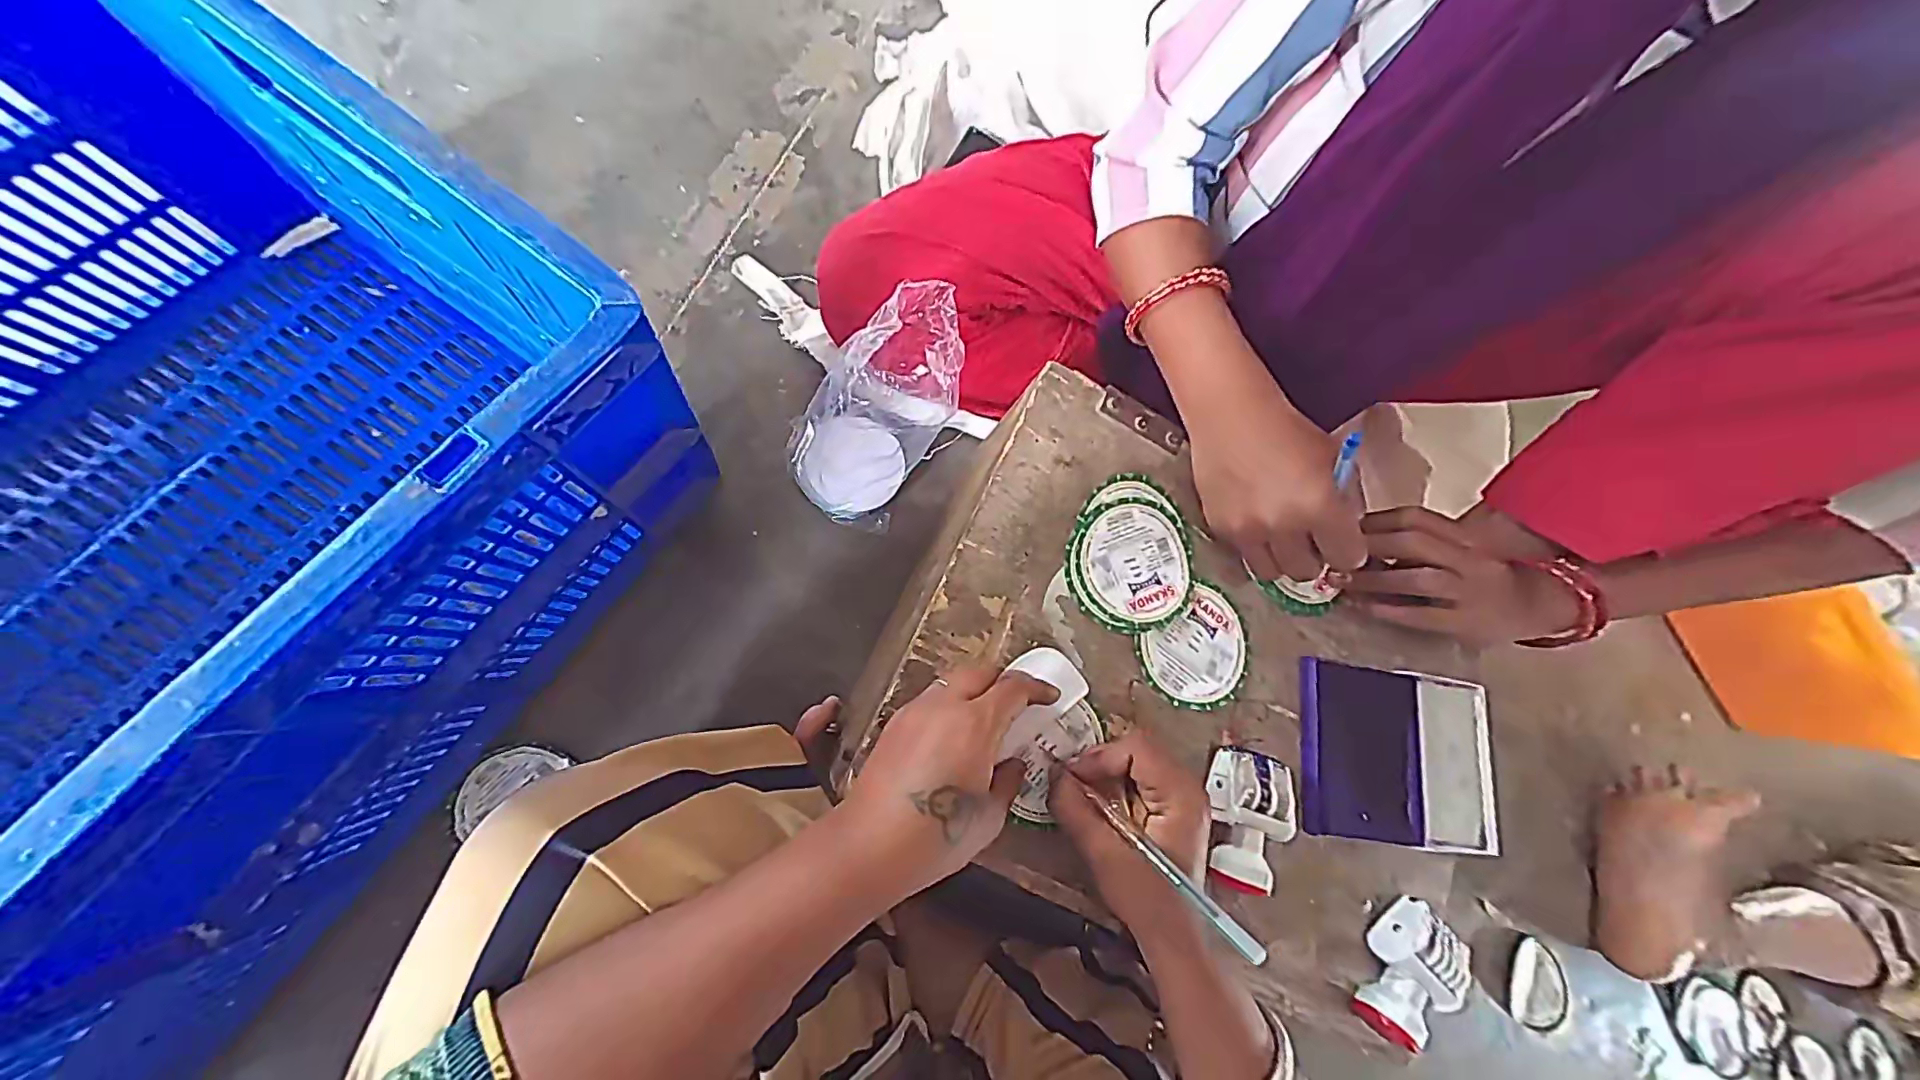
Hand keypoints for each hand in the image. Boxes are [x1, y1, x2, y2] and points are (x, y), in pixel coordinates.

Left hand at [843, 666, 1057, 895]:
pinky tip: (950, 736)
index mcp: (975, 724)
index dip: (1035, 688)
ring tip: (983, 720)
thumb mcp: (989, 817)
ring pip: (950, 683)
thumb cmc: (937, 837)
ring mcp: (914, 712)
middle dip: (1002, 681)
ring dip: (972, 691)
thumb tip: (1013, 764)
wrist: (868, 846)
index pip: (1012, 687)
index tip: (1048, 697)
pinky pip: (929, 701)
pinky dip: (948, 706)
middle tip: (1017, 702)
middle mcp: (943, 707)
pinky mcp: (893, 725)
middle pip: (979, 672)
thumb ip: (1007, 782)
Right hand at [1049, 732, 1210, 930]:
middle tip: (1073, 783)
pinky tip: (1101, 809)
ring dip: (1106, 775)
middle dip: (1100, 764)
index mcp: (1180, 793)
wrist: (1174, 939)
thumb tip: (1055, 775)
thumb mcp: (1104, 854)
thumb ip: (1075, 810)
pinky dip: (1116, 787)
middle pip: (1137, 750)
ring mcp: (1184, 799)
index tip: (1072, 776)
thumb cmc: (1146, 900)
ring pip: (1137, 763)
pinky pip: (1140, 780)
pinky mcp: (1175, 810)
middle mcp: (1188, 788)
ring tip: (1083, 796)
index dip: (1098, 757)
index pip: (1135, 747)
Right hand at [1185, 374, 1366, 581]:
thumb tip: (1344, 526)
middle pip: (1307, 572)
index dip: (1349, 550)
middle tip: (1311, 541)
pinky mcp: (1220, 528)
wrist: (1230, 416)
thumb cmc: (1285, 429)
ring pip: (1271, 572)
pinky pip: (1243, 554)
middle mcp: (1282, 527)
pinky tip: (1255, 523)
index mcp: (1319, 507)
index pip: (1347, 557)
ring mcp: (1247, 531)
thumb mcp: (1330, 459)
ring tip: (1281, 540)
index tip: (1343, 542)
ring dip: (1280, 560)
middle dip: (1314, 559)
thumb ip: (1341, 498)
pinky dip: (1253, 545)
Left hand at [1346, 507, 1583, 644]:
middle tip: (1334, 555)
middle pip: (1414, 543)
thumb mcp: (1456, 549)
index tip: (1343, 527)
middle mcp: (1469, 559)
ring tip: (1342, 582)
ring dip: (1373, 580)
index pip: (1415, 518)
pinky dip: (1390, 610)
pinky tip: (1363, 607)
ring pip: (1416, 579)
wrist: (1539, 606)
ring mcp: (1470, 592)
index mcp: (1463, 536)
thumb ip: (1419, 543)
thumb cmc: (1483, 574)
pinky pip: (1423, 615)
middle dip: (1369, 547)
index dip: (1376, 520)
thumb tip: (1357, 539)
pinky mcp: (1466, 622)